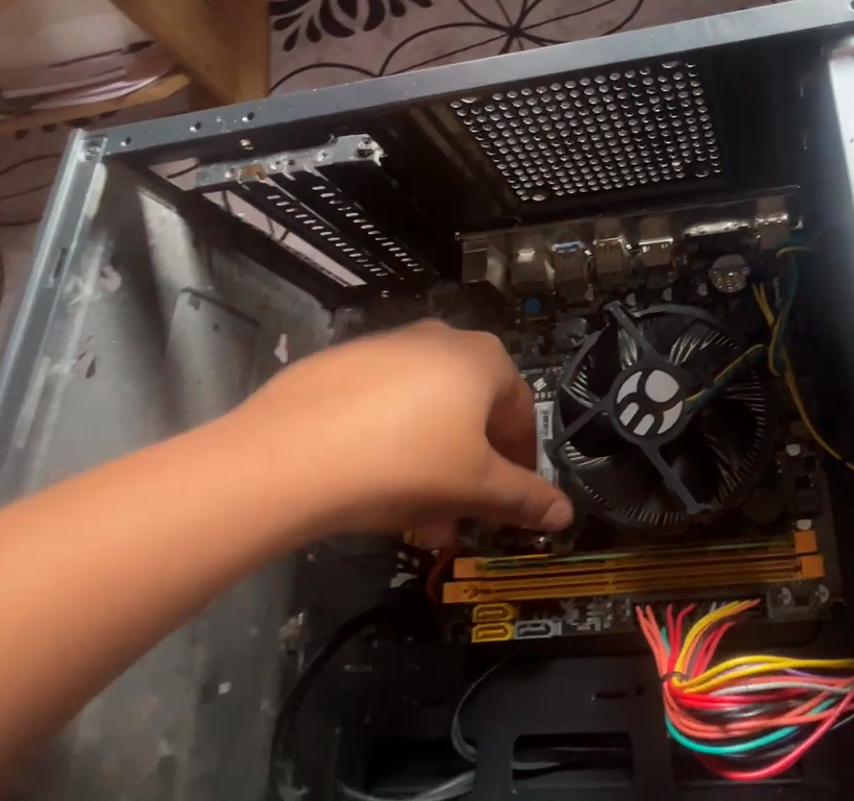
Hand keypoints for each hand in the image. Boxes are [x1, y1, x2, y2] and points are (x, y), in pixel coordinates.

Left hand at [208, 319, 573, 541]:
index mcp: (483, 358)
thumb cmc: (407, 463)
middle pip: (471, 413)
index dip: (523, 465)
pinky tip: (371, 485)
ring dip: (432, 462)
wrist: (287, 456)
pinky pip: (381, 407)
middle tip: (461, 516)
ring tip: (414, 515)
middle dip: (471, 470)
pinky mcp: (337, 364)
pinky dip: (390, 443)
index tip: (513, 503)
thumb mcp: (476, 488)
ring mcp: (385, 347)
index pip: (520, 414)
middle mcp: (439, 339)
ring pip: (425, 413)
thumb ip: (525, 499)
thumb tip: (565, 514)